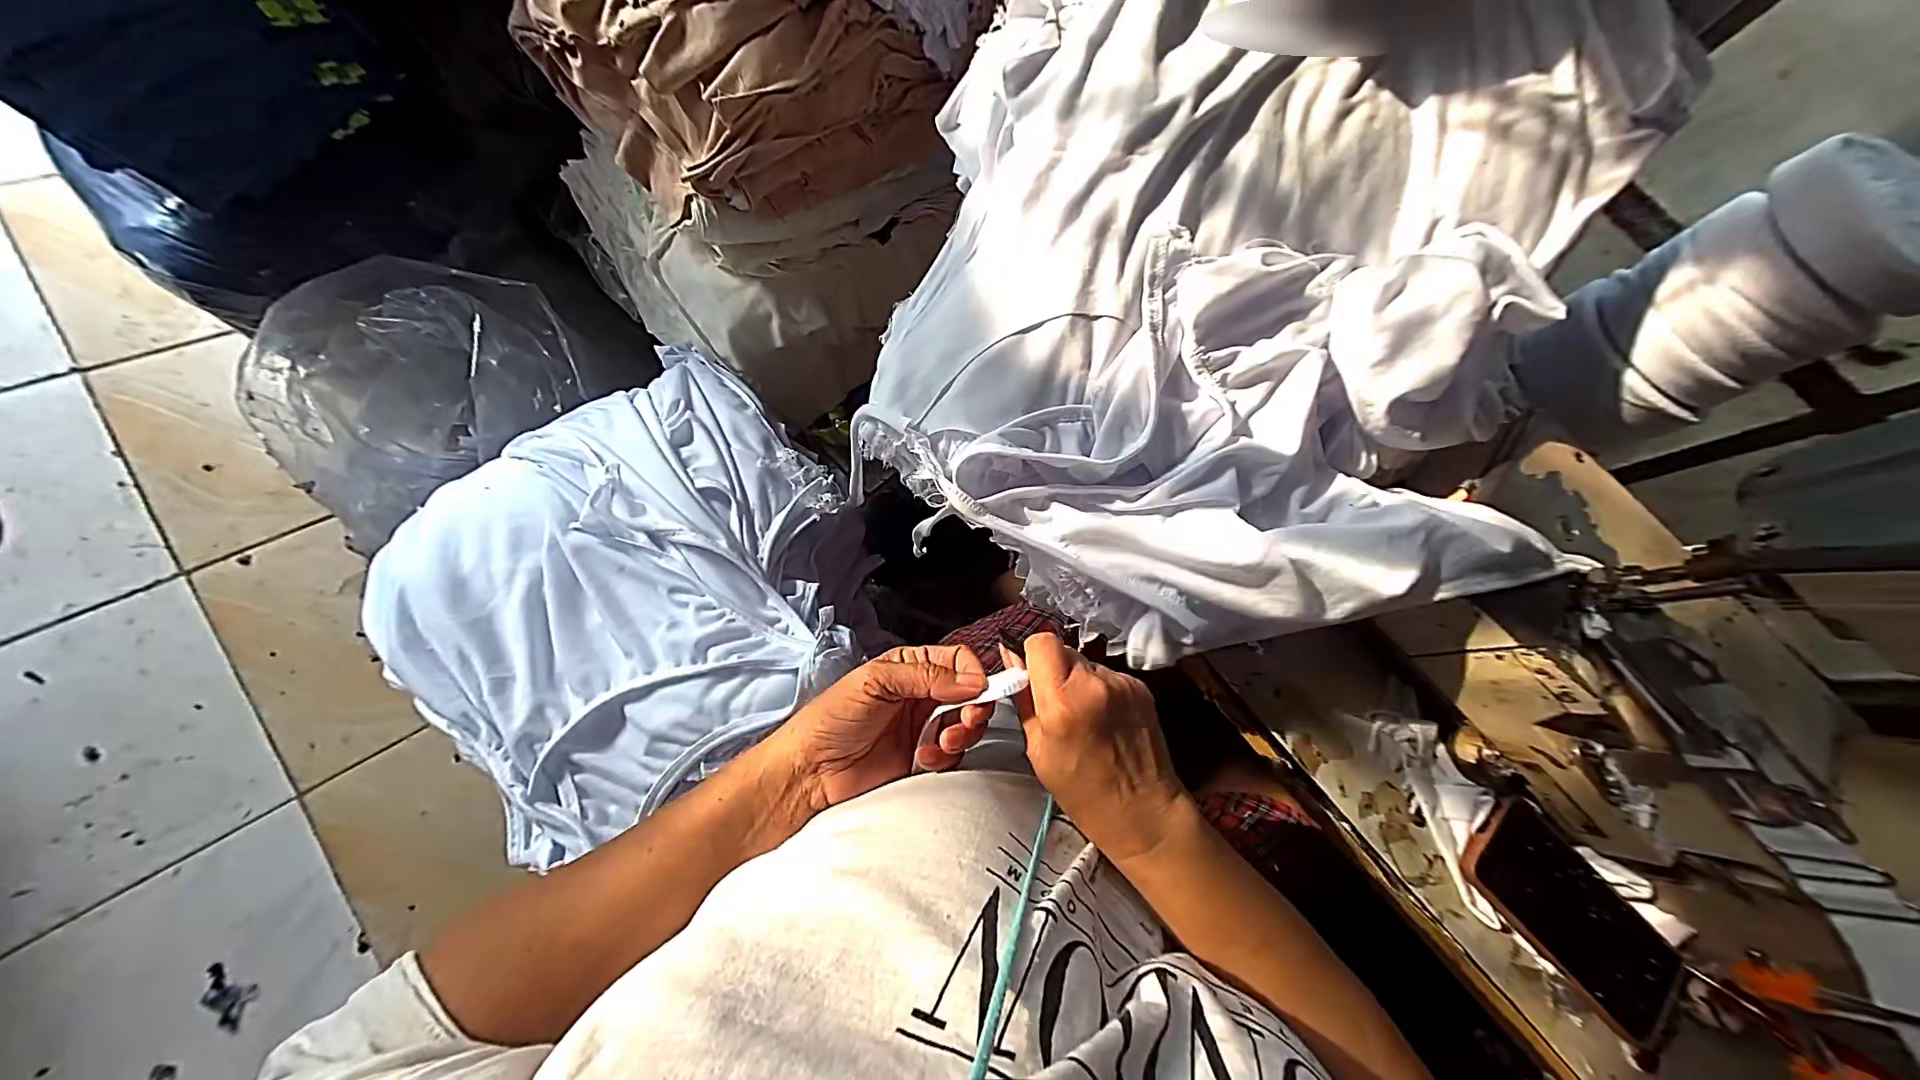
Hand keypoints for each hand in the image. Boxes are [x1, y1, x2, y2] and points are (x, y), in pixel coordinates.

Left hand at [770, 645, 994, 810]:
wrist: (810, 772)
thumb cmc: (829, 720)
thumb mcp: (875, 682)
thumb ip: (925, 675)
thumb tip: (969, 680)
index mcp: (909, 667)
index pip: (957, 660)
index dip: (974, 673)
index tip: (979, 689)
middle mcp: (920, 695)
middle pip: (970, 694)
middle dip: (974, 706)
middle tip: (967, 718)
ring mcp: (923, 727)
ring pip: (966, 725)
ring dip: (961, 734)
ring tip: (941, 741)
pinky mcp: (923, 758)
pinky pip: (953, 756)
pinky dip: (945, 758)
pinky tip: (923, 758)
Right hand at [1011, 633, 1190, 862]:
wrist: (1142, 810)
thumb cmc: (1087, 792)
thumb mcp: (1037, 748)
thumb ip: (1023, 697)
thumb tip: (1012, 659)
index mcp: (1062, 702)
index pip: (1041, 641)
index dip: (1032, 655)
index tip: (1030, 673)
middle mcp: (1095, 685)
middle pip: (1063, 649)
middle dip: (1054, 670)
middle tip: (1055, 702)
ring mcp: (1121, 684)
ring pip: (1086, 662)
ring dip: (1078, 680)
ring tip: (1082, 716)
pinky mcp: (1140, 687)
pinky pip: (1107, 675)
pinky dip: (1099, 690)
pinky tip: (1102, 719)